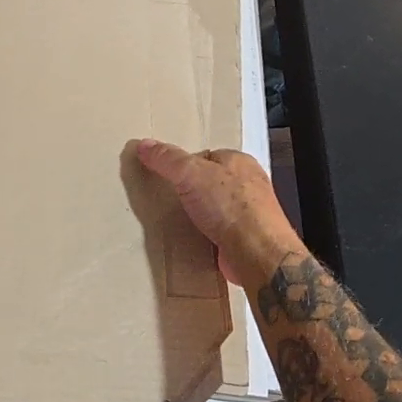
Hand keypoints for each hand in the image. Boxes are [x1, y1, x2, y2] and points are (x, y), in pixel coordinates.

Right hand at [135, 139, 306, 288]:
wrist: (258, 256)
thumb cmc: (231, 207)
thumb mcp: (190, 173)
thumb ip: (167, 159)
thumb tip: (144, 145)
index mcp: (239, 162)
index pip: (205, 155)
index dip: (183, 163)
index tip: (164, 172)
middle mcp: (247, 186)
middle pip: (209, 183)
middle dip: (188, 191)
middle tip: (165, 197)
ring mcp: (248, 215)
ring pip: (213, 209)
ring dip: (196, 216)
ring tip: (173, 220)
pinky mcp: (244, 241)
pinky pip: (217, 233)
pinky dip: (203, 236)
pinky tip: (189, 240)